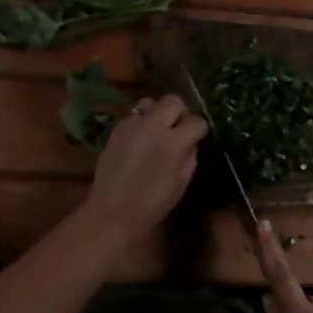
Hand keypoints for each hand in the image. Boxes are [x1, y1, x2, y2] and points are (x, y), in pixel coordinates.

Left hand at [80, 95, 206, 240]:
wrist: (113, 211)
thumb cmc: (153, 204)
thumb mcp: (181, 183)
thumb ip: (189, 156)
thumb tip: (190, 142)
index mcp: (174, 142)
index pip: (196, 121)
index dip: (199, 129)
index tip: (197, 137)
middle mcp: (153, 126)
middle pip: (173, 100)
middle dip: (180, 112)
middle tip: (178, 128)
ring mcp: (132, 125)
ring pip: (150, 102)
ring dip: (158, 113)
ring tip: (157, 131)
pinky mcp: (116, 129)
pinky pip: (133, 115)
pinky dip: (141, 122)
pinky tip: (139, 140)